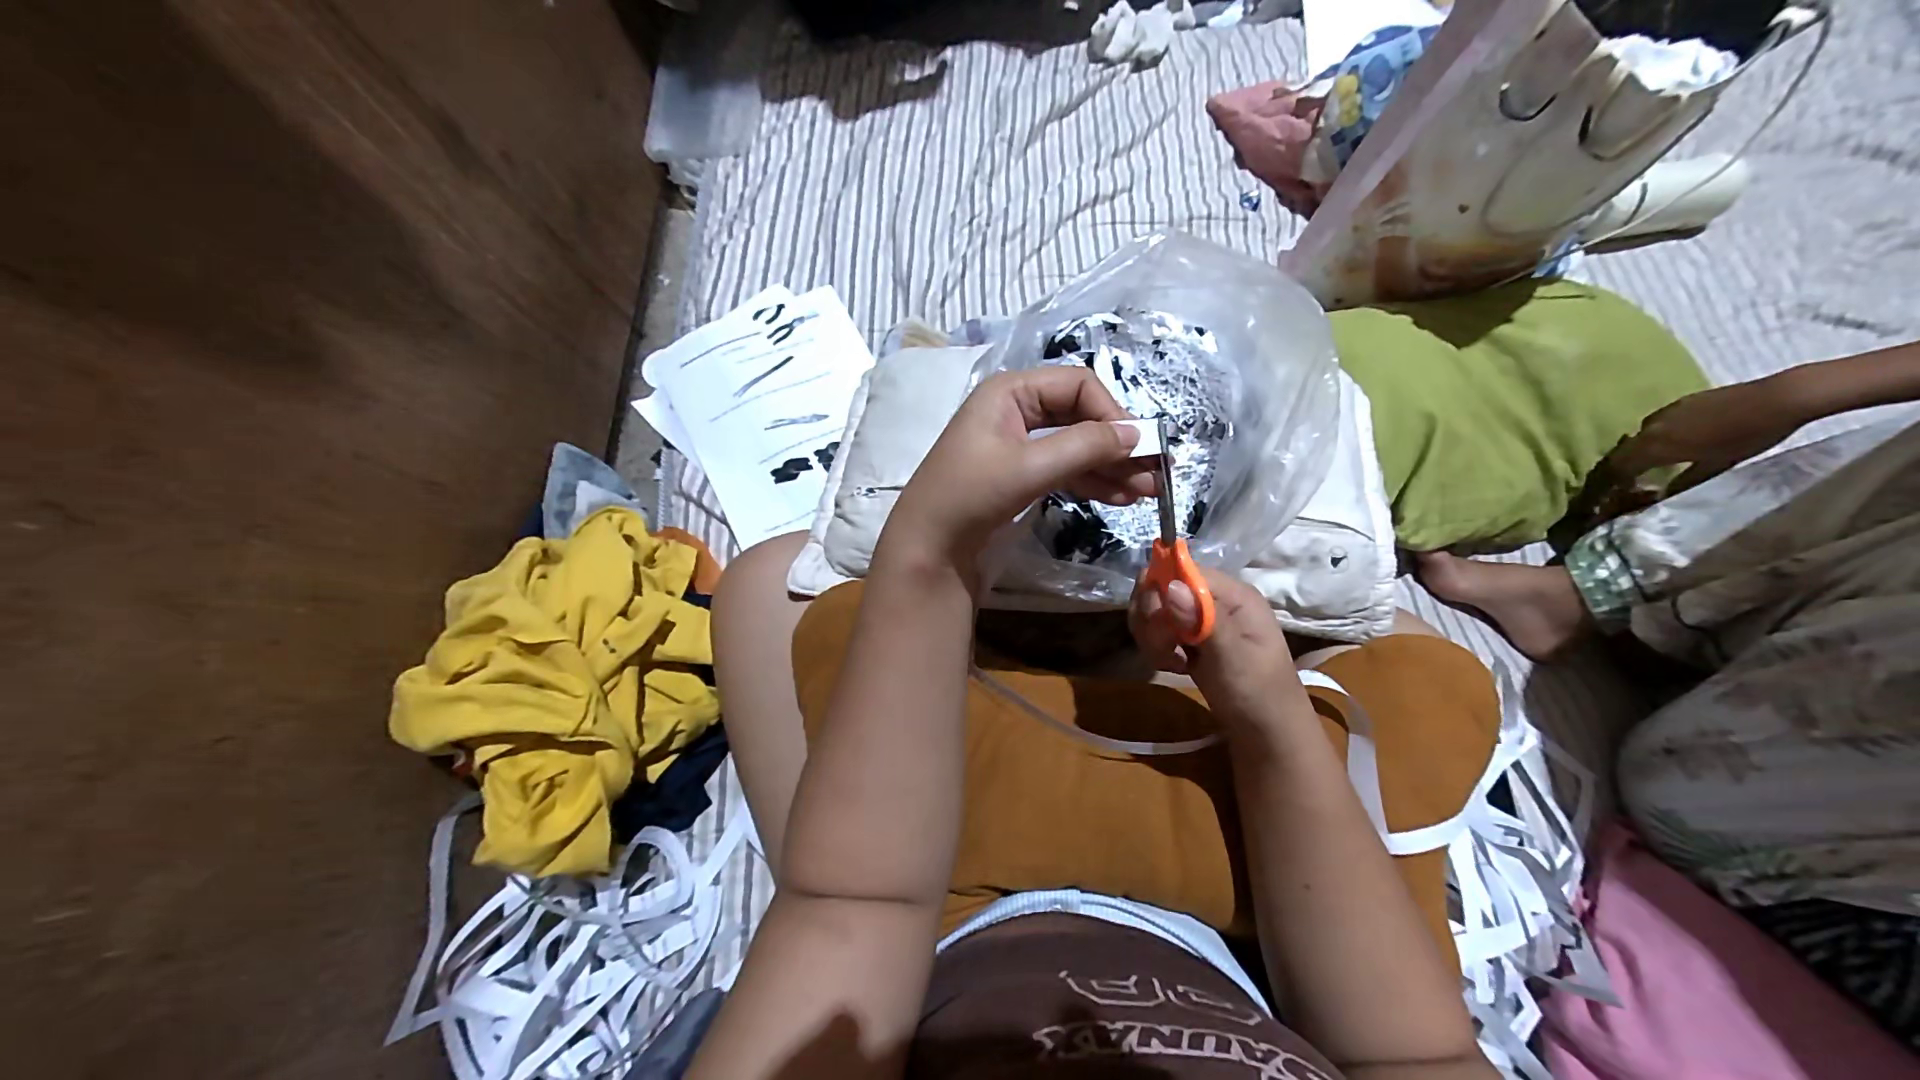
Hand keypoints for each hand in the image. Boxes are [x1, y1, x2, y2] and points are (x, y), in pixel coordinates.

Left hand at [882, 367, 1157, 570]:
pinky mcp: (1020, 475)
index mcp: (1011, 392)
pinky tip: (1119, 497)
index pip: (1078, 386)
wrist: (928, 547)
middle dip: (1117, 444)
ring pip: (1076, 446)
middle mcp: (1017, 411)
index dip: (1112, 412)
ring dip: (1110, 466)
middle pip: (1081, 416)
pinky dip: (1091, 481)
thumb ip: (1085, 446)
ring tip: (1145, 492)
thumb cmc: (971, 494)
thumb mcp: (1029, 467)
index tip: (1139, 446)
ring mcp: (1019, 444)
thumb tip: (1136, 434)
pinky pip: (1065, 469)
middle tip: (1155, 472)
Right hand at [1129, 567, 1302, 727]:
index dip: (1160, 591)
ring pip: (1154, 608)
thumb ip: (1203, 620)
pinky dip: (1155, 646)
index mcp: (1233, 594)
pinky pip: (1157, 628)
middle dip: (1152, 618)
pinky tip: (1171, 666)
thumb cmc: (1257, 694)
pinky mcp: (1189, 636)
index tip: (1159, 626)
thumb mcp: (1233, 659)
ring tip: (1168, 661)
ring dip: (1151, 635)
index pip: (1181, 570)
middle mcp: (1214, 598)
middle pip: (1160, 585)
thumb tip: (1170, 586)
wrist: (1266, 732)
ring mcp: (1201, 617)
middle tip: (1165, 649)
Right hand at [1598, 377, 1808, 495]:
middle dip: (1624, 465)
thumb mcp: (1718, 465)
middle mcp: (1650, 428)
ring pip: (1640, 435)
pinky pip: (1657, 423)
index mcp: (1655, 446)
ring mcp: (1665, 412)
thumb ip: (1685, 480)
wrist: (1780, 398)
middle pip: (1624, 450)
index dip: (1615, 481)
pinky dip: (1658, 435)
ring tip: (1653, 459)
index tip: (1617, 493)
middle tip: (1631, 478)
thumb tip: (1661, 495)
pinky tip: (1676, 439)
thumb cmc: (1749, 436)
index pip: (1619, 467)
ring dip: (1640, 449)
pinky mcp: (1680, 402)